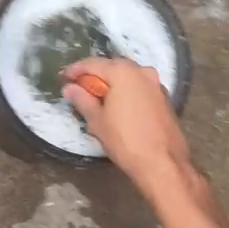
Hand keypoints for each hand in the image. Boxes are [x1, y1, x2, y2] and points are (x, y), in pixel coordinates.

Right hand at [61, 57, 194, 193]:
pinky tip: (120, 105)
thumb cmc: (125, 140)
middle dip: (95, 74)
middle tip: (80, 87)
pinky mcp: (165, 99)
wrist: (163, 164)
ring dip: (113, 82)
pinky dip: (128, 91)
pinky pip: (140, 87)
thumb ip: (82, 99)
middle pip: (113, 66)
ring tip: (99, 97)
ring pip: (129, 76)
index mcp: (123, 72)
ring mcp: (156, 84)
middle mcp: (142, 71)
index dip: (76, 70)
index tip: (64, 78)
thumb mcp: (97, 120)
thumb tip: (69, 88)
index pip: (93, 63)